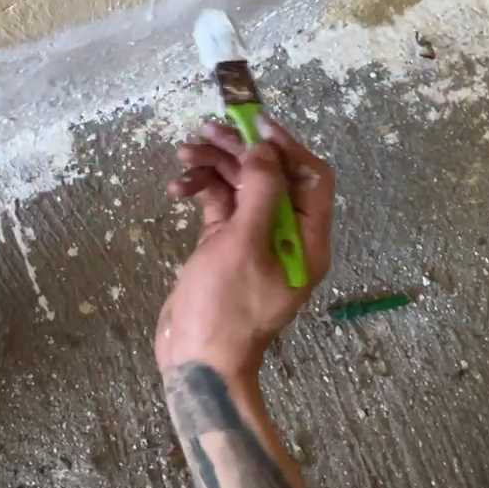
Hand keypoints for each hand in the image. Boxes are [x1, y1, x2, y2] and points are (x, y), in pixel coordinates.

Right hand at [155, 116, 334, 380]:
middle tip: (207, 130)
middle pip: (269, 175)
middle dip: (240, 150)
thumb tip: (264, 148)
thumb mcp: (244, 244)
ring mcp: (253, 238)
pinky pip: (218, 203)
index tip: (255, 125)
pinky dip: (200, 189)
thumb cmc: (227, 306)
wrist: (196, 361)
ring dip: (214, 165)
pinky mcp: (225, 242)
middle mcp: (284, 234)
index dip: (286, 147)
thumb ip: (259, 191)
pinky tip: (177, 186)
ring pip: (240, 184)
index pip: (310, 178)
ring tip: (184, 153)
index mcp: (306, 239)